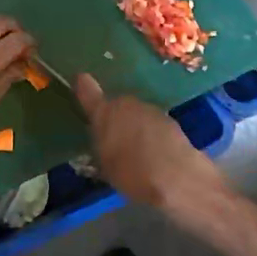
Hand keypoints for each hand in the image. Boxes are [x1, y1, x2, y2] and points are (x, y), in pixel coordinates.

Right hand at [74, 73, 224, 210]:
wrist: (175, 176)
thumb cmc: (131, 173)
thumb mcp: (105, 166)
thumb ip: (101, 147)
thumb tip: (102, 141)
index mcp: (104, 114)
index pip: (88, 92)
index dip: (84, 86)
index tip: (80, 79)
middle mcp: (126, 104)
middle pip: (116, 105)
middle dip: (115, 118)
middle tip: (115, 141)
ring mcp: (149, 109)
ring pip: (136, 114)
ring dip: (135, 126)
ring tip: (137, 151)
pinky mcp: (169, 119)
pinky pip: (152, 124)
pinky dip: (151, 134)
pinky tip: (155, 154)